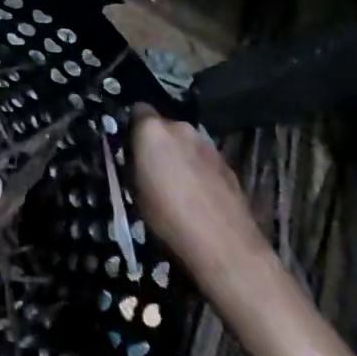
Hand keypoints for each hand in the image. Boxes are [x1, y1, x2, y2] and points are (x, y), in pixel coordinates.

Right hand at [128, 107, 269, 279]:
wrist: (224, 245)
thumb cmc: (167, 216)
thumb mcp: (133, 189)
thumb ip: (133, 162)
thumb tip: (134, 155)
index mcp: (153, 130)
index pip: (137, 110)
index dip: (132, 126)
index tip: (128, 146)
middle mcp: (182, 128)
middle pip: (164, 126)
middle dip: (157, 142)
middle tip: (150, 167)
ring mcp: (208, 144)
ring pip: (185, 142)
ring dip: (179, 154)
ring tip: (176, 184)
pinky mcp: (228, 164)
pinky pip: (203, 158)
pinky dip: (197, 168)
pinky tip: (197, 194)